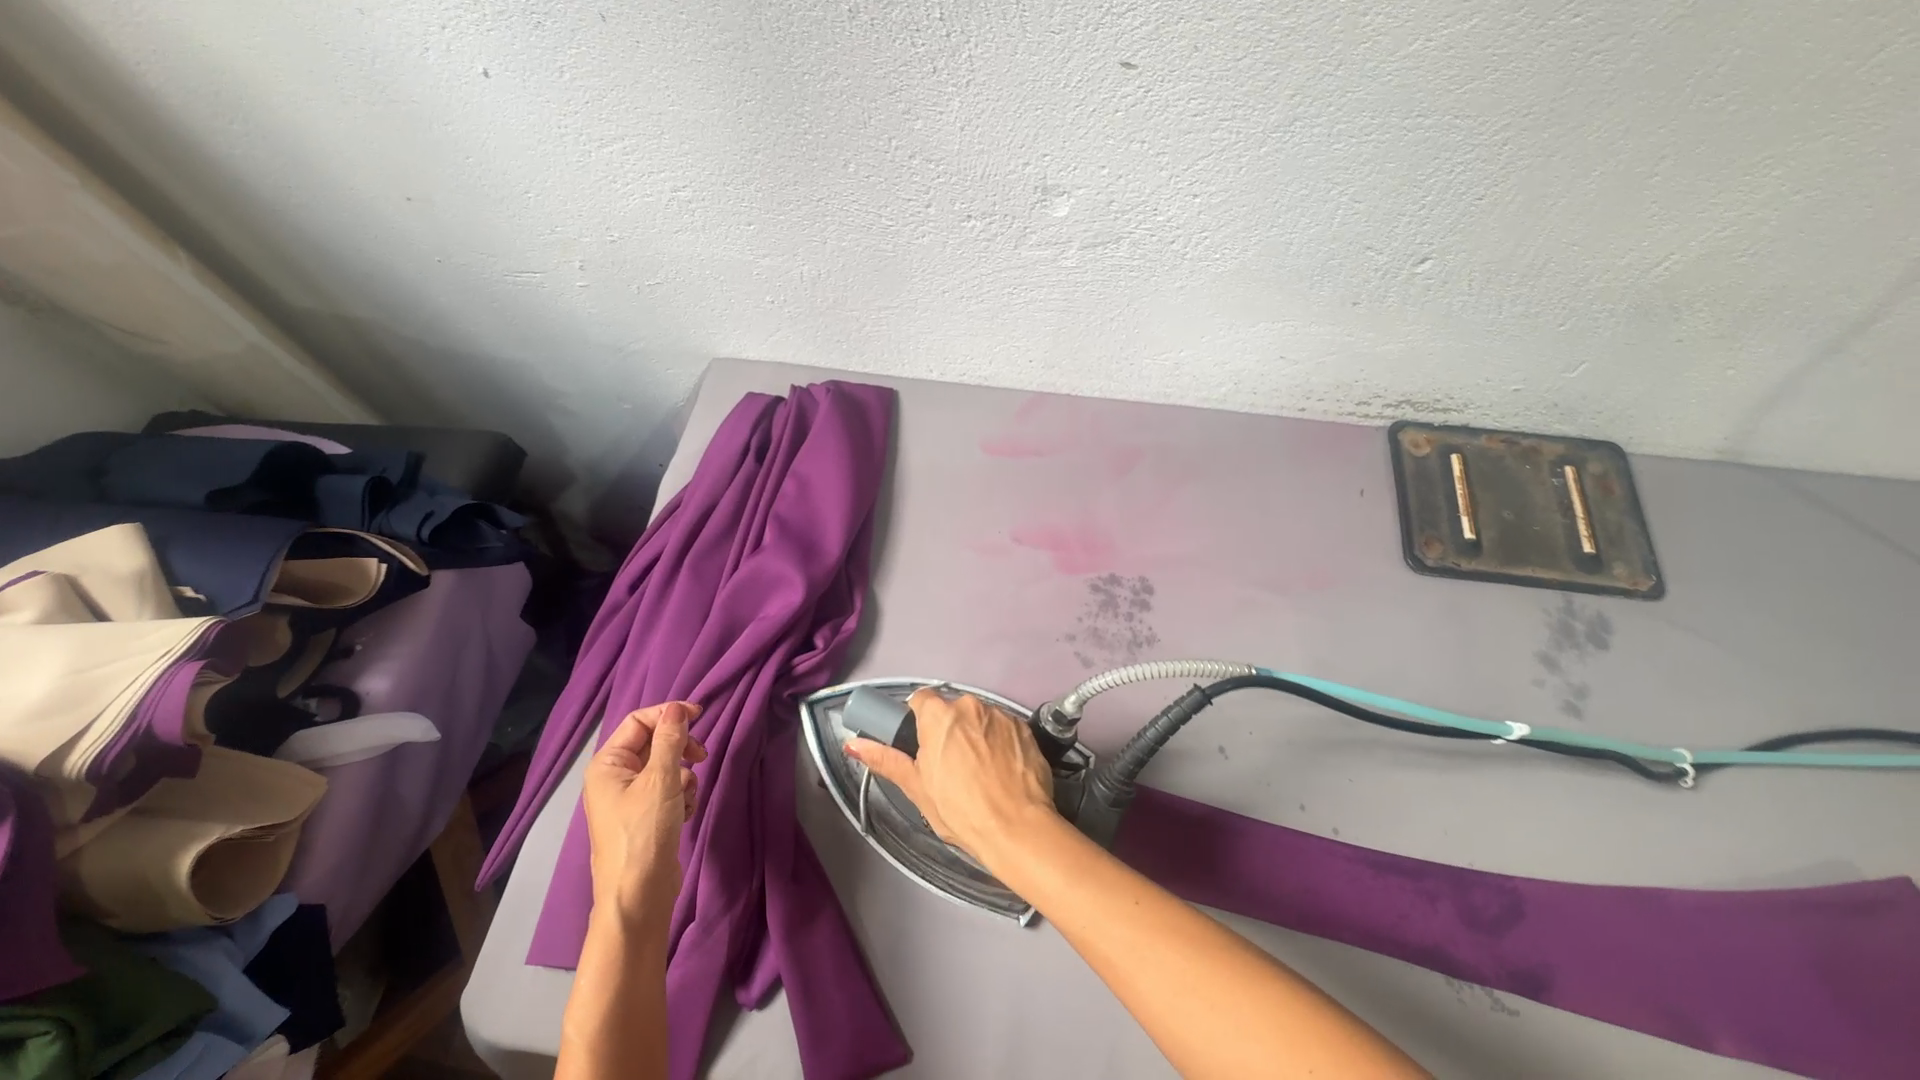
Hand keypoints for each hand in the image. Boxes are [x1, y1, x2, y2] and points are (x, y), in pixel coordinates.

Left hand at [583, 702, 706, 927]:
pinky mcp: (647, 818)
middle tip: (702, 756)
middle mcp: (615, 778)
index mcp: (608, 764)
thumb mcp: (660, 780)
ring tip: (686, 798)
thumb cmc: (643, 833)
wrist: (639, 894)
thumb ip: (671, 740)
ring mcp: (630, 799)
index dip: (669, 715)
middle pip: (654, 744)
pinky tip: (684, 814)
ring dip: (684, 778)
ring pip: (667, 768)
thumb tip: (678, 708)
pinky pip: (670, 792)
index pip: (639, 722)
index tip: (701, 716)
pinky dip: (682, 798)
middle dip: (680, 749)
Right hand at [845, 688, 1054, 863]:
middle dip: (949, 730)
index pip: (920, 700)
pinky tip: (1001, 771)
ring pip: (980, 719)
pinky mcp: (1025, 729)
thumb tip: (852, 744)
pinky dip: (1000, 744)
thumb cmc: (960, 810)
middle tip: (949, 766)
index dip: (917, 721)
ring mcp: (1002, 715)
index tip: (921, 745)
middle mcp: (971, 705)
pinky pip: (1004, 729)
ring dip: (976, 736)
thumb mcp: (917, 787)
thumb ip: (886, 759)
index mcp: (939, 715)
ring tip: (979, 773)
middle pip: (952, 710)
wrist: (1017, 828)